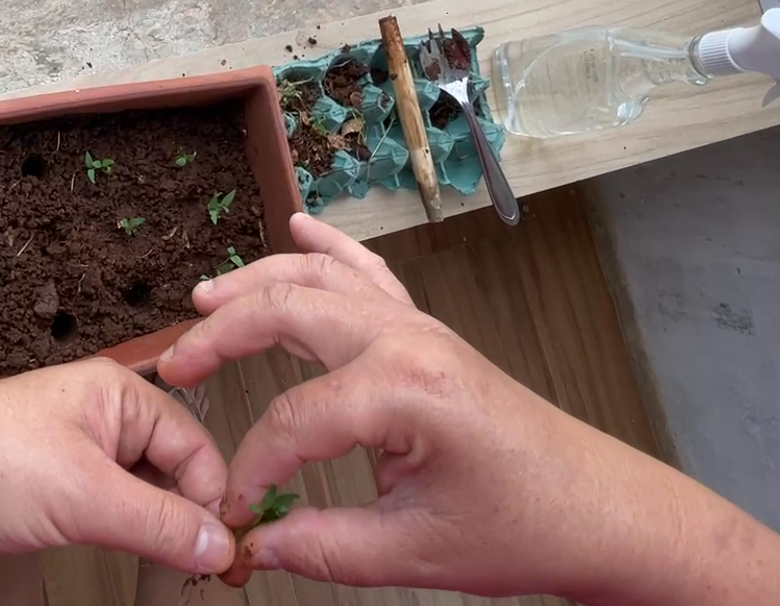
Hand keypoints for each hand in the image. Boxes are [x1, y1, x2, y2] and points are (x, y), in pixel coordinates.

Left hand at [0, 357, 236, 586]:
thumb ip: (160, 521)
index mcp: (117, 392)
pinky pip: (115, 504)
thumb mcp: (86, 494)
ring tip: (171, 564)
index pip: (192, 441)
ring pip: (145, 487)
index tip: (223, 550)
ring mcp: (81, 448)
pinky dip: (131, 530)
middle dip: (187, 511)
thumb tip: (217, 543)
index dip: (211, 496)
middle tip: (201, 565)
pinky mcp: (61, 483)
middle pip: (172, 463)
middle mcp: (103, 413)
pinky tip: (134, 552)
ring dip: (159, 524)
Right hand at [155, 213, 746, 600]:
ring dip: (257, 282)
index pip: (295, 419)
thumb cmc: (522, 530)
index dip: (254, 466)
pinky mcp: (422, 324)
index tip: (235, 508)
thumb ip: (323, 547)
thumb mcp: (418, 552)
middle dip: (223, 336)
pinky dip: (327, 246)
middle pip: (288, 313)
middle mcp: (404, 336)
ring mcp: (414, 321)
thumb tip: (254, 544)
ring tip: (206, 298)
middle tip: (178, 364)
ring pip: (317, 278)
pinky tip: (299, 227)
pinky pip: (366, 270)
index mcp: (404, 389)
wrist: (601, 507)